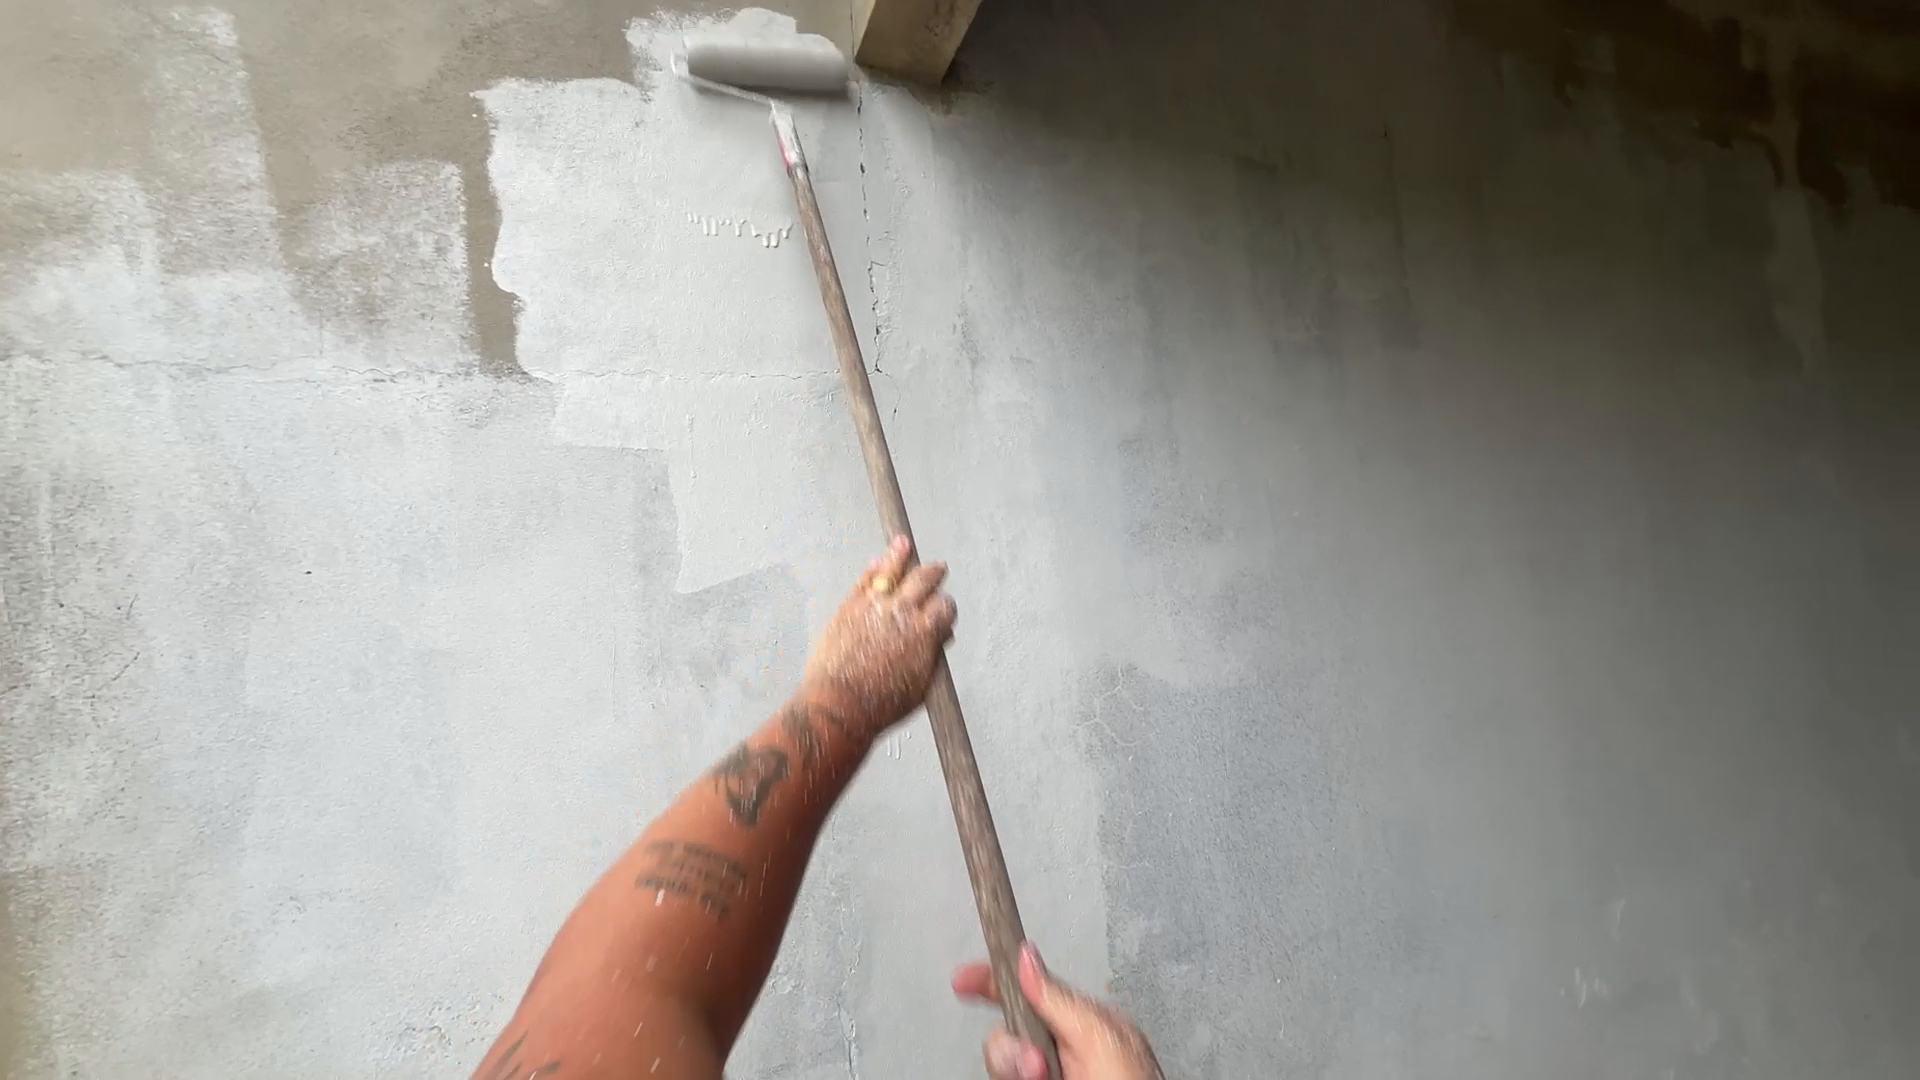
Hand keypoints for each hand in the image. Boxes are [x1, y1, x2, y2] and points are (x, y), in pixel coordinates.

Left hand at [799, 536, 956, 739]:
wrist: (840, 704)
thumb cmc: (882, 702)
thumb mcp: (921, 684)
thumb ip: (932, 654)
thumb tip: (940, 637)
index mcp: (924, 631)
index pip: (944, 606)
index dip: (946, 608)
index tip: (944, 610)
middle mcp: (902, 612)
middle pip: (924, 580)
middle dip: (934, 573)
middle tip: (938, 568)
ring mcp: (873, 606)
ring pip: (891, 570)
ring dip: (900, 555)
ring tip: (903, 543)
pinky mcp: (849, 607)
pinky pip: (864, 581)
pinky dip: (872, 570)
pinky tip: (876, 563)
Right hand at [953, 944, 1163, 1079]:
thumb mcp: (1102, 1038)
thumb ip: (1060, 999)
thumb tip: (1026, 956)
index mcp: (1081, 1023)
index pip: (1027, 988)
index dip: (992, 980)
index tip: (963, 981)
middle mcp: (1061, 1051)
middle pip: (1005, 1033)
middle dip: (1007, 1049)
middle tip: (1034, 1068)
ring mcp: (1050, 1074)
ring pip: (1002, 1065)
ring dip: (1011, 1069)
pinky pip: (1006, 1078)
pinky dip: (1011, 1076)